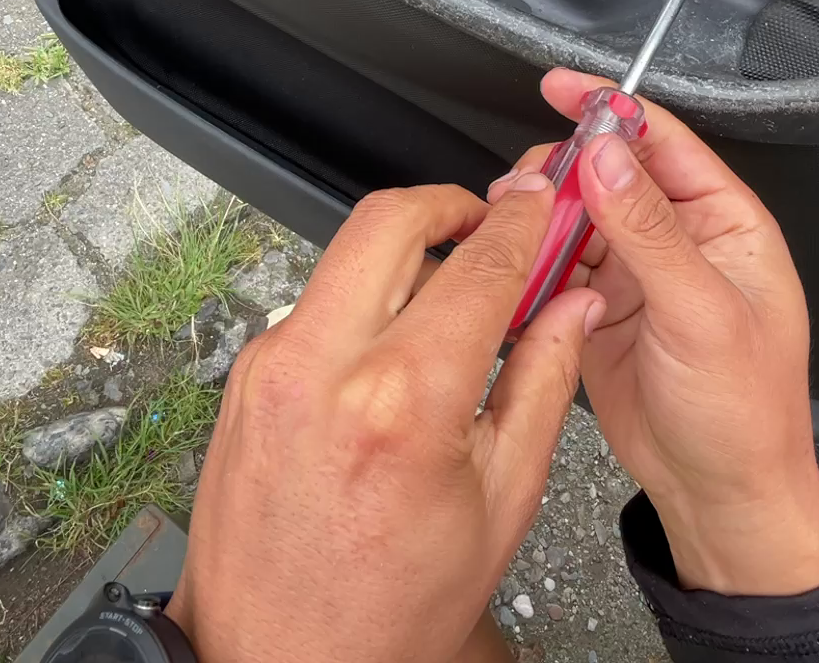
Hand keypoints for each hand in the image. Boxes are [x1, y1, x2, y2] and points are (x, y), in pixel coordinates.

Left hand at [167, 180, 604, 661]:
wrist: (274, 662)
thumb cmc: (390, 607)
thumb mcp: (501, 501)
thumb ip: (543, 381)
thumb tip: (570, 306)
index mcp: (401, 403)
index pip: (478, 268)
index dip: (520, 222)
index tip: (537, 201)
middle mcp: (322, 365)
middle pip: (390, 219)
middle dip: (449, 202)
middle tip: (487, 221)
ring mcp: (272, 362)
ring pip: (350, 251)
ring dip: (409, 248)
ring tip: (450, 288)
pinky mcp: (249, 370)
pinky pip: (321, 298)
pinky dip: (369, 295)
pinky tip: (395, 340)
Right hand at [489, 69, 818, 595]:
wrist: (718, 493)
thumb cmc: (744, 411)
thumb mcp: (702, 313)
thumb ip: (650, 231)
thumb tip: (608, 157)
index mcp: (721, 222)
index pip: (662, 140)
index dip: (609, 108)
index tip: (560, 86)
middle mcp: (676, 237)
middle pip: (608, 172)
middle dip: (562, 168)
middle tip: (524, 183)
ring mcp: (634, 270)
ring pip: (575, 215)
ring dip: (542, 214)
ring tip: (512, 223)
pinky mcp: (599, 302)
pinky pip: (557, 262)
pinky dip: (533, 259)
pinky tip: (517, 264)